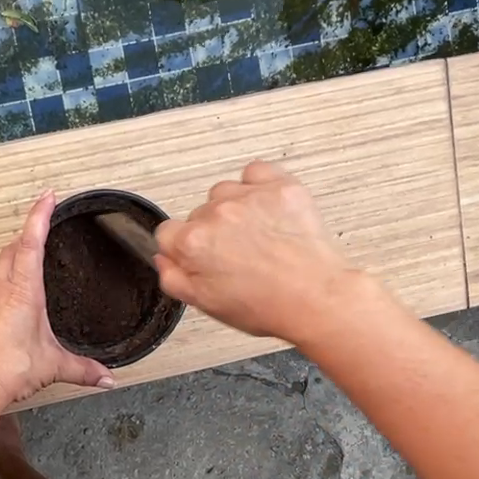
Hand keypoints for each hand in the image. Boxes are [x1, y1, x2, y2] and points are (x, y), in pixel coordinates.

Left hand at [0, 191, 114, 406]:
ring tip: (32, 245)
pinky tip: (19, 287)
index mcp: (23, 291)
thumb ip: (83, 370)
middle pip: (13, 247)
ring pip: (3, 264)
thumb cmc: (6, 368)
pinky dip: (10, 273)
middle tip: (43, 216)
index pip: (31, 243)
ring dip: (17, 250)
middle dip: (28, 229)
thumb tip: (107, 379)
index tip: (48, 196)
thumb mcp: (53, 366)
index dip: (39, 217)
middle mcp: (4, 290)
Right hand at [154, 161, 365, 342]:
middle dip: (211, 232)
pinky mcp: (279, 186)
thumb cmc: (266, 305)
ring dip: (233, 209)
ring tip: (255, 235)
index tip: (201, 258)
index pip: (167, 233)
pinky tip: (266, 210)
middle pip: (198, 214)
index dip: (183, 249)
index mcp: (193, 243)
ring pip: (224, 193)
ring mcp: (249, 196)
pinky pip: (255, 172)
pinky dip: (257, 186)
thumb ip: (173, 278)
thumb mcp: (206, 304)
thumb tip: (163, 258)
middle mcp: (216, 213)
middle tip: (237, 256)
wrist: (316, 298)